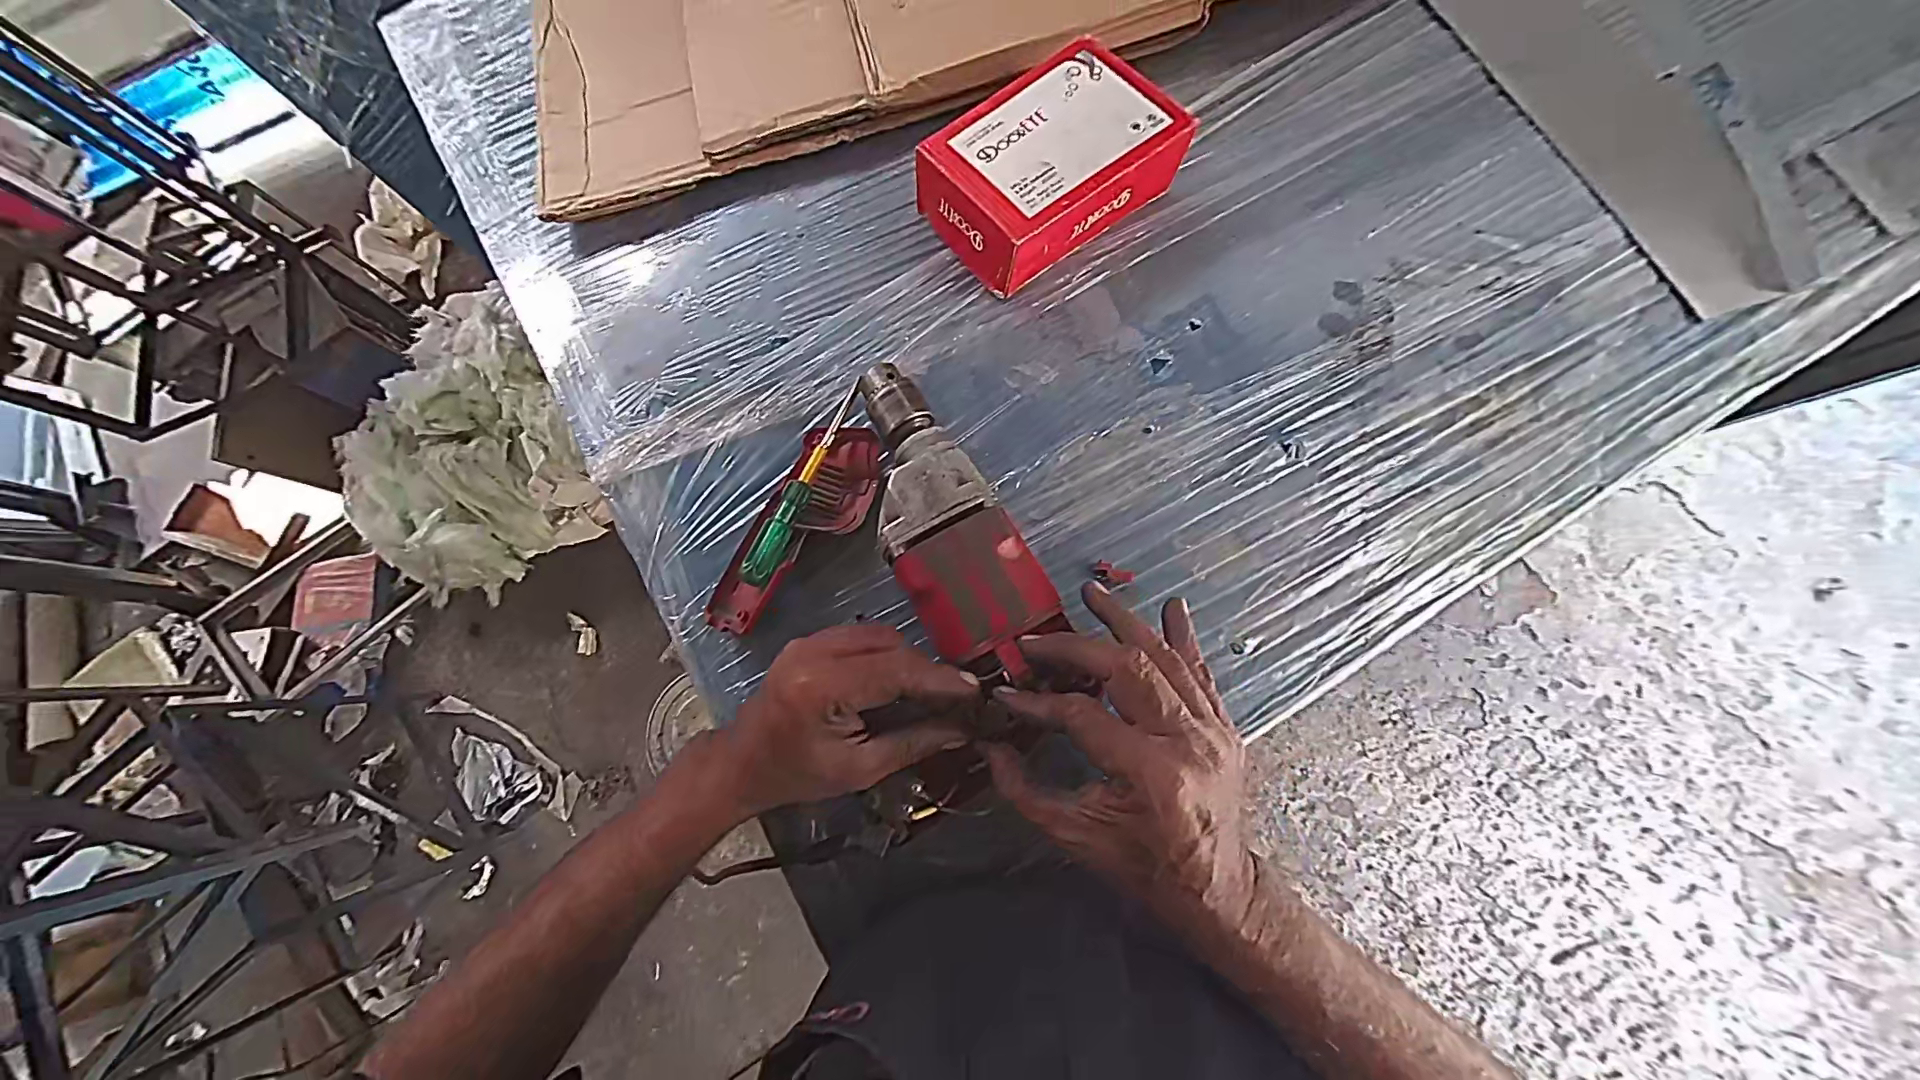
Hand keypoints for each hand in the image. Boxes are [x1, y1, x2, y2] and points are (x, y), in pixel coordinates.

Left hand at [715, 624, 978, 815]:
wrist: (742, 763)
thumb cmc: (796, 776)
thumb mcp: (859, 769)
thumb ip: (913, 743)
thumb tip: (961, 728)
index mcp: (821, 686)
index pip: (895, 671)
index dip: (938, 679)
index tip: (972, 690)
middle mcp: (814, 651)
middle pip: (891, 645)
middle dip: (926, 669)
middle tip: (954, 696)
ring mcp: (809, 640)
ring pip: (879, 635)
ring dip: (907, 659)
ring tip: (927, 690)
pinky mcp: (810, 639)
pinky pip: (862, 636)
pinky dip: (886, 653)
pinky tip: (896, 678)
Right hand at [983, 584, 1255, 922]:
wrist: (1217, 889)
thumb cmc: (1144, 867)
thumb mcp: (1076, 837)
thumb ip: (1024, 791)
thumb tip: (990, 747)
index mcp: (1150, 773)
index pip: (1083, 715)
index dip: (1039, 703)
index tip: (1009, 694)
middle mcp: (1186, 740)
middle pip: (1126, 670)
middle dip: (1076, 648)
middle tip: (1040, 639)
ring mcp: (1211, 729)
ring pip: (1163, 658)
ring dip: (1125, 622)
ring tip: (1093, 593)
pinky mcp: (1223, 725)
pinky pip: (1200, 671)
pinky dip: (1182, 638)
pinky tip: (1172, 608)